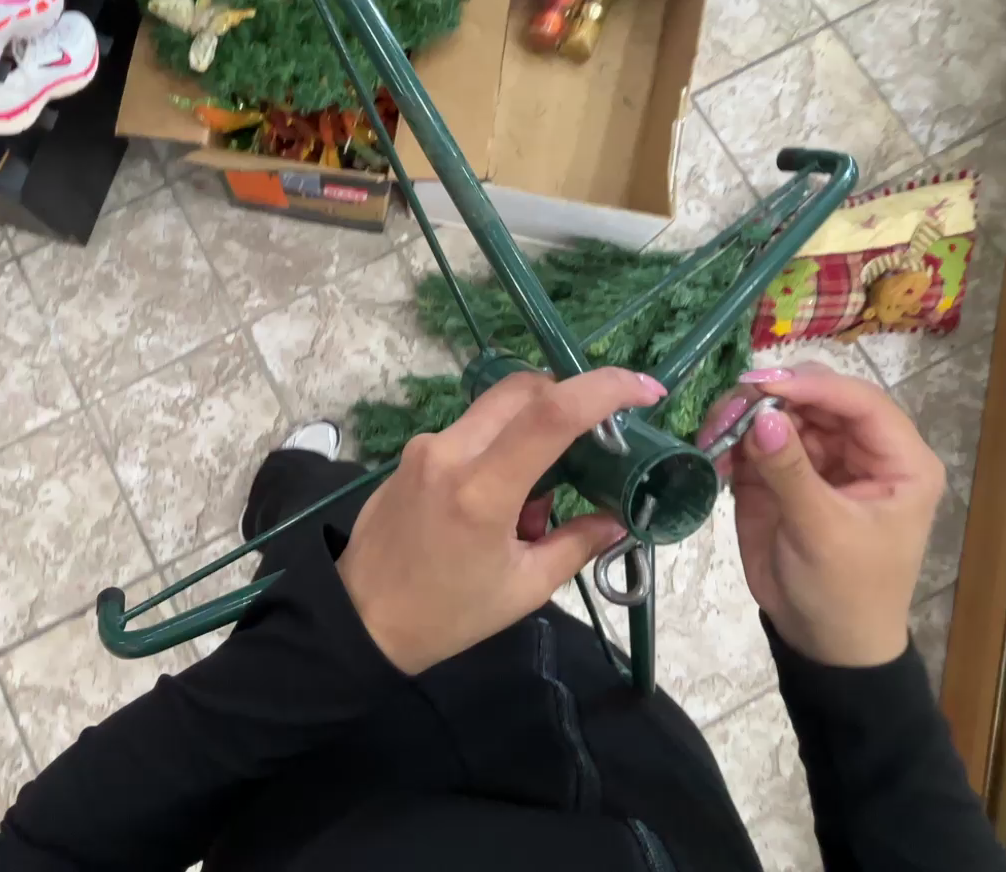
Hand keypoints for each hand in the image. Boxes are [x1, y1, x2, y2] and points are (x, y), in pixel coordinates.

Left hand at [336, 367, 666, 673]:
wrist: (360, 616)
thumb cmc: (446, 613)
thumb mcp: (524, 589)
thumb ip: (577, 544)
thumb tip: (618, 517)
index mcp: (481, 490)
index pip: (550, 413)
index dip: (604, 389)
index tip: (644, 391)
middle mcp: (448, 452)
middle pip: (522, 391)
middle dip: (569, 399)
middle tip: (598, 439)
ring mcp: (424, 447)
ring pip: (495, 407)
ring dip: (532, 429)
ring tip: (537, 499)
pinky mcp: (412, 452)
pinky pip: (471, 428)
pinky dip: (500, 445)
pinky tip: (501, 499)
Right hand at [694, 362, 944, 667]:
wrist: (819, 636)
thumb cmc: (844, 588)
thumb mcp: (822, 530)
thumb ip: (791, 470)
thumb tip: (760, 415)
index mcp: (896, 461)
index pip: (860, 402)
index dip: (814, 386)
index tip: (763, 383)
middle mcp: (857, 449)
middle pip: (814, 397)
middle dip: (771, 396)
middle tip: (729, 407)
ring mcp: (815, 459)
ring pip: (777, 412)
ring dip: (742, 415)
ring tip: (712, 432)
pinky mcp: (776, 472)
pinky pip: (751, 438)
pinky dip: (728, 438)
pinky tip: (710, 449)